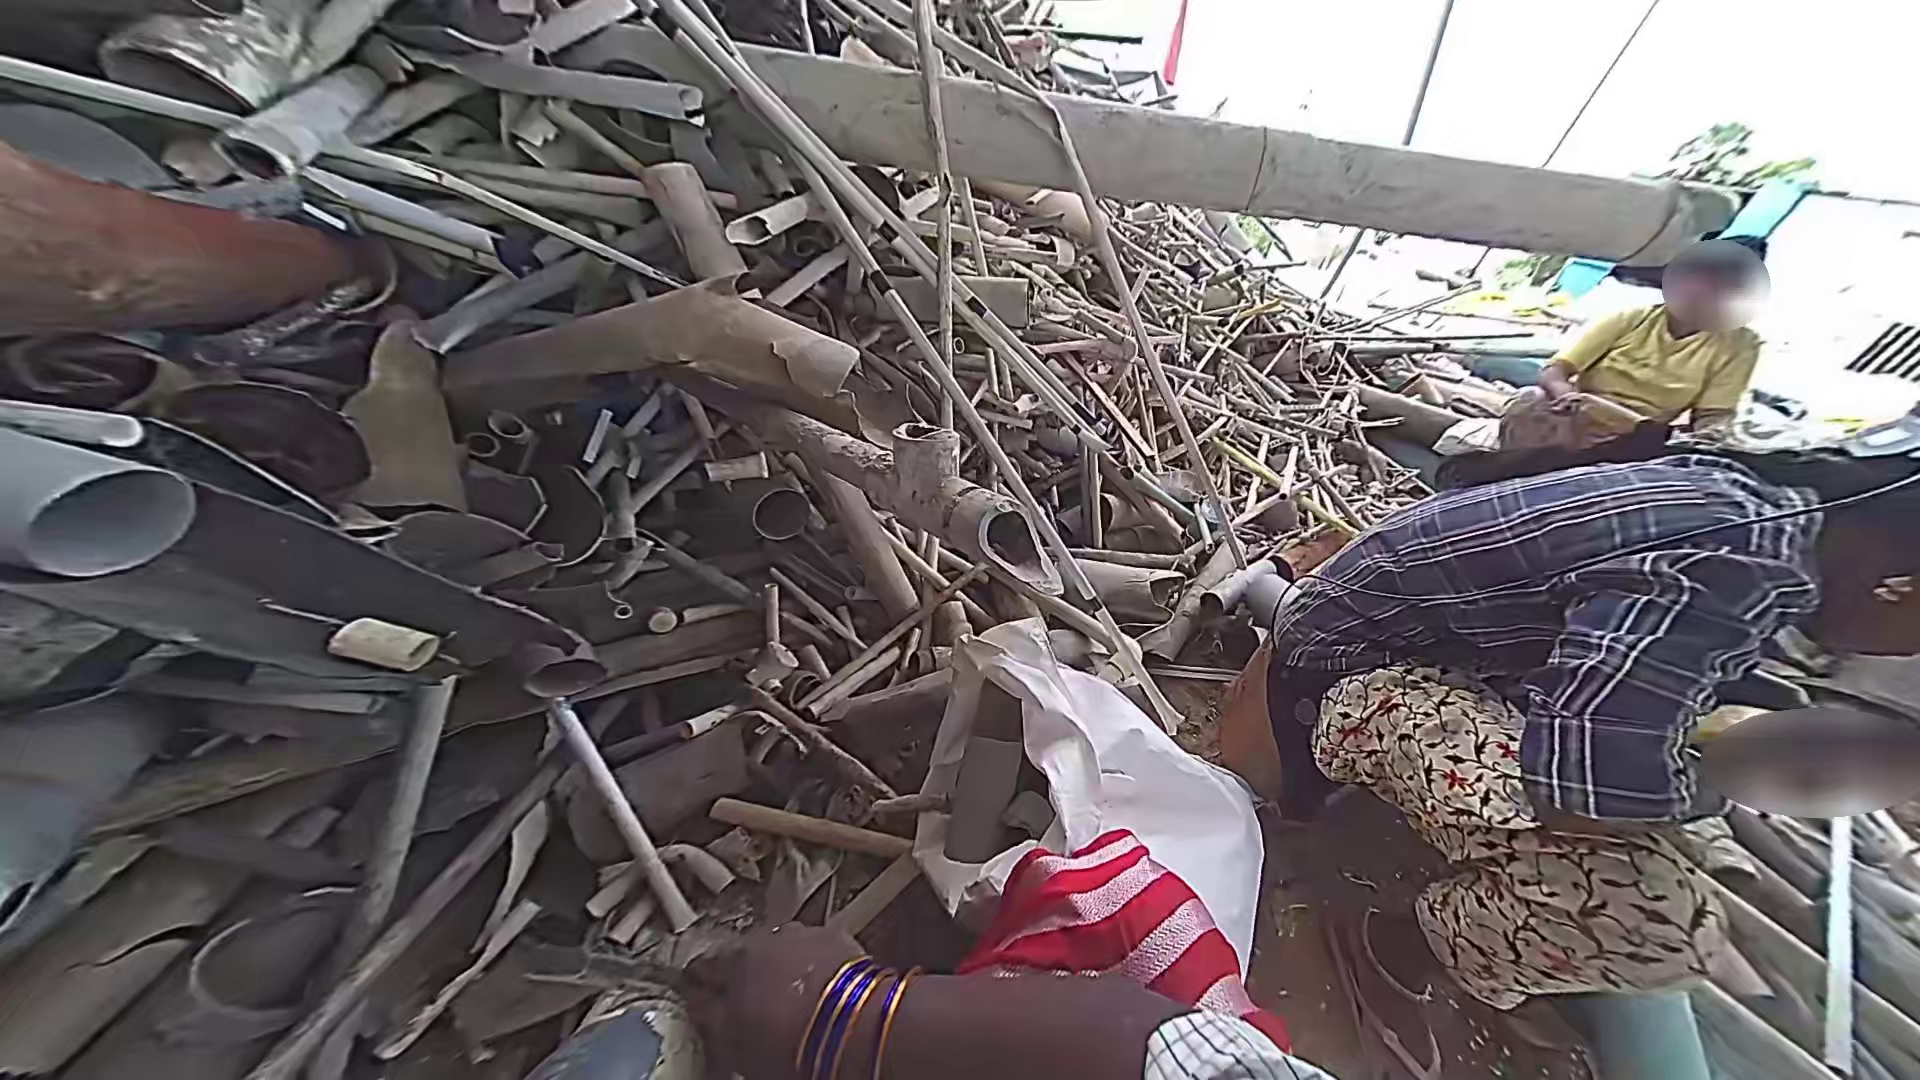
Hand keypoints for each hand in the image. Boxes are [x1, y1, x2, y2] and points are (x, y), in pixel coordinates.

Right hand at [685, 924, 865, 1079]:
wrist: (848, 1020)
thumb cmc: (785, 1040)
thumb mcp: (732, 1042)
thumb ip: (708, 1017)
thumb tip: (696, 1001)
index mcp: (735, 960)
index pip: (705, 965)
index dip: (699, 981)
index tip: (698, 992)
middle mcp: (768, 936)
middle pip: (744, 951)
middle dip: (741, 970)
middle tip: (743, 998)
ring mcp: (803, 932)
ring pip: (779, 946)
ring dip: (776, 963)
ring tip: (781, 992)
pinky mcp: (834, 936)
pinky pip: (812, 947)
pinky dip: (808, 961)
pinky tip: (812, 982)